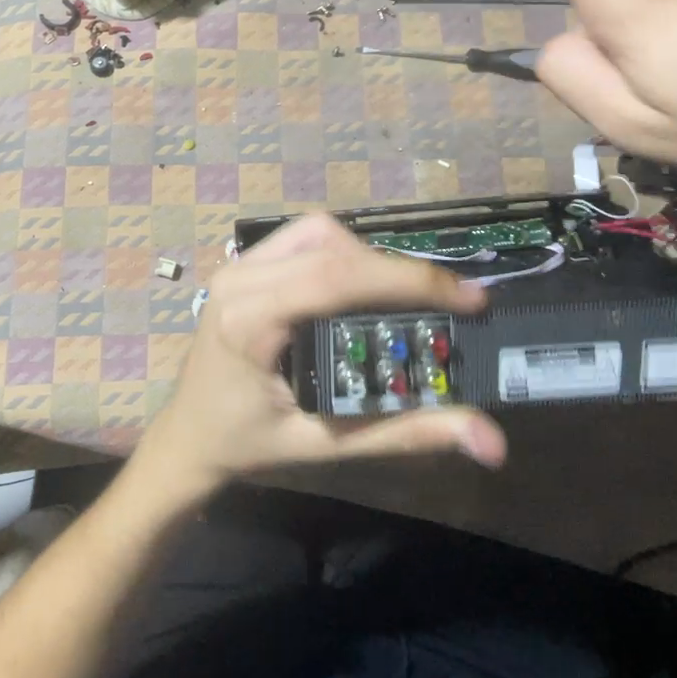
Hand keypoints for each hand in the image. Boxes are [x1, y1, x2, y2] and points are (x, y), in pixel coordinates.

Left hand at [133, 214, 506, 493]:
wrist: (186, 437)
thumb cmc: (244, 444)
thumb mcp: (322, 445)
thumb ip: (403, 434)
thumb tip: (490, 442)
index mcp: (249, 321)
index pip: (337, 278)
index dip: (409, 279)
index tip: (470, 298)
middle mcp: (237, 281)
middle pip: (331, 247)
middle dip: (398, 270)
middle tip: (447, 303)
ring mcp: (234, 269)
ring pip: (317, 233)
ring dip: (369, 256)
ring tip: (407, 296)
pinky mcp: (240, 269)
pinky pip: (300, 240)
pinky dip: (341, 254)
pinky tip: (364, 287)